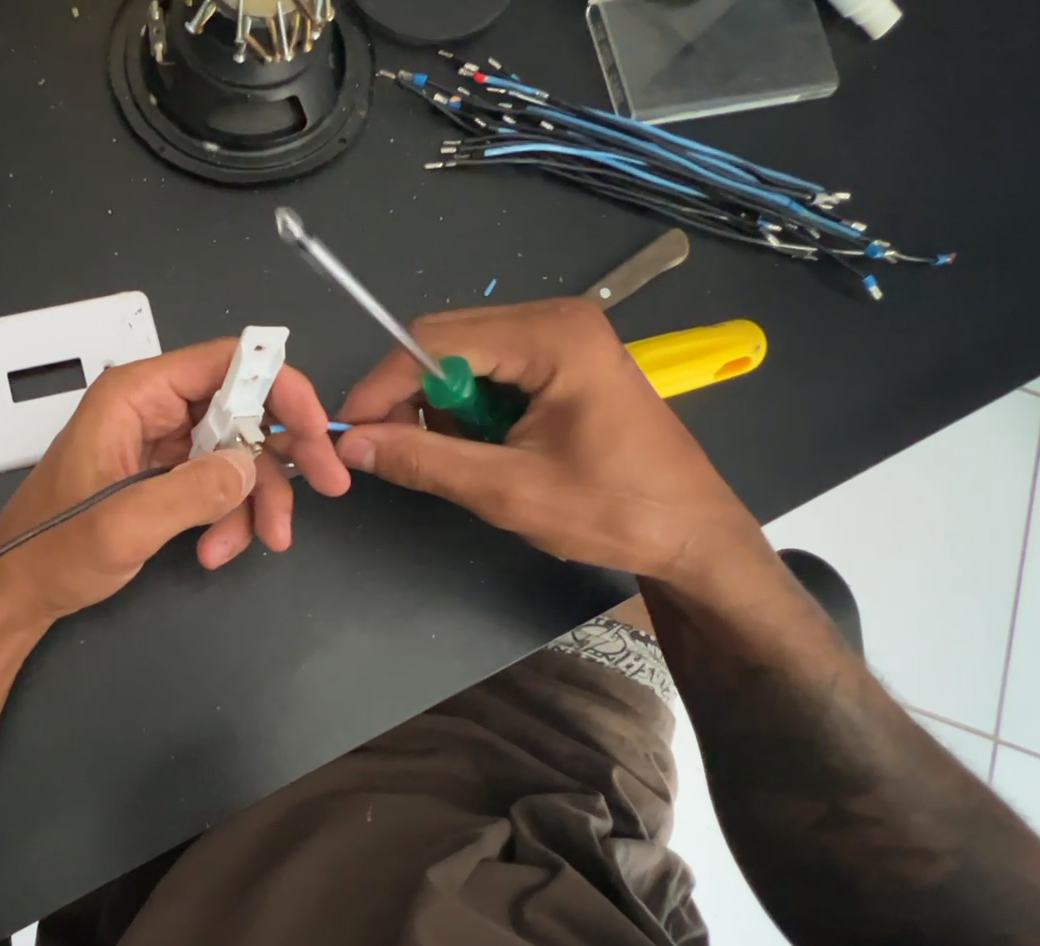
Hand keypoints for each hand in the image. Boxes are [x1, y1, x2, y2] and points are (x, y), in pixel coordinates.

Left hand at [0, 338, 351, 624]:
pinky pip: (219, 485)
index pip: (227, 363)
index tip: (316, 432)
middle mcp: (153, 410)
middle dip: (281, 456)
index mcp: (135, 396)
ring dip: (255, 501)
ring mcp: (161, 445)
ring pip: (238, 455)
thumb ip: (192, 491)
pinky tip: (217, 550)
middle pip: (244, 410)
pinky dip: (230, 518)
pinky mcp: (165, 478)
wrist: (20, 591)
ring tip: (252, 544)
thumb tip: (253, 467)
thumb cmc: (53, 550)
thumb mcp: (123, 523)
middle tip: (325, 490)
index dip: (281, 387)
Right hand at [333, 299, 765, 587]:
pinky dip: (463, 409)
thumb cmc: (613, 510)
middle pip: (443, 341)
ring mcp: (560, 338)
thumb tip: (351, 444)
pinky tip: (476, 446)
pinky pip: (485, 372)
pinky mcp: (560, 362)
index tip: (348, 431)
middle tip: (385, 448)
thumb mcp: (506, 491)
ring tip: (442, 456)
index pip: (434, 341)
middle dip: (405, 395)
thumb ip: (423, 460)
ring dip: (434, 406)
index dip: (381, 385)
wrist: (691, 531)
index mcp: (552, 337)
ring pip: (459, 358)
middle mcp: (553, 320)